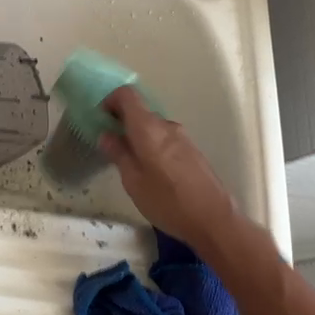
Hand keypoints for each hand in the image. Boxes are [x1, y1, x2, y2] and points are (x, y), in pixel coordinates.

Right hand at [98, 86, 241, 253]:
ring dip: (138, 135)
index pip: (127, 95)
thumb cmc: (167, 201)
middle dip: (122, 122)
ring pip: (153, 126)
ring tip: (130, 162)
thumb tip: (106, 135)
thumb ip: (119, 154)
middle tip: (110, 145)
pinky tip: (151, 171)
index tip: (101, 120)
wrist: (214, 219)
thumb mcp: (133, 181)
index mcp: (148, 128)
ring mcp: (182, 137)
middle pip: (140, 111)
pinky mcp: (192, 151)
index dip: (110, 101)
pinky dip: (152, 145)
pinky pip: (165, 138)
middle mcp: (166, 126)